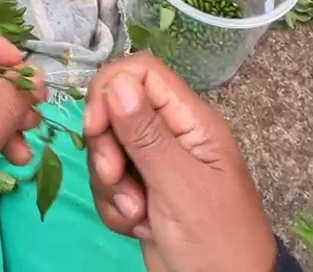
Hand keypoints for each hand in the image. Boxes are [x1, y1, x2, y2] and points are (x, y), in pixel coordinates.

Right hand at [82, 53, 277, 271]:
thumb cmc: (216, 241)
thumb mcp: (180, 187)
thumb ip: (146, 134)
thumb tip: (117, 81)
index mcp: (190, 120)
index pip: (141, 72)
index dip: (111, 88)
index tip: (96, 125)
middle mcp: (172, 134)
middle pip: (117, 109)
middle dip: (107, 146)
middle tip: (115, 178)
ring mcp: (156, 165)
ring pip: (109, 148)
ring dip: (111, 184)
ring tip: (135, 215)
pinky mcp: (143, 194)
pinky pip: (111, 183)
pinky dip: (114, 206)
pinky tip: (135, 228)